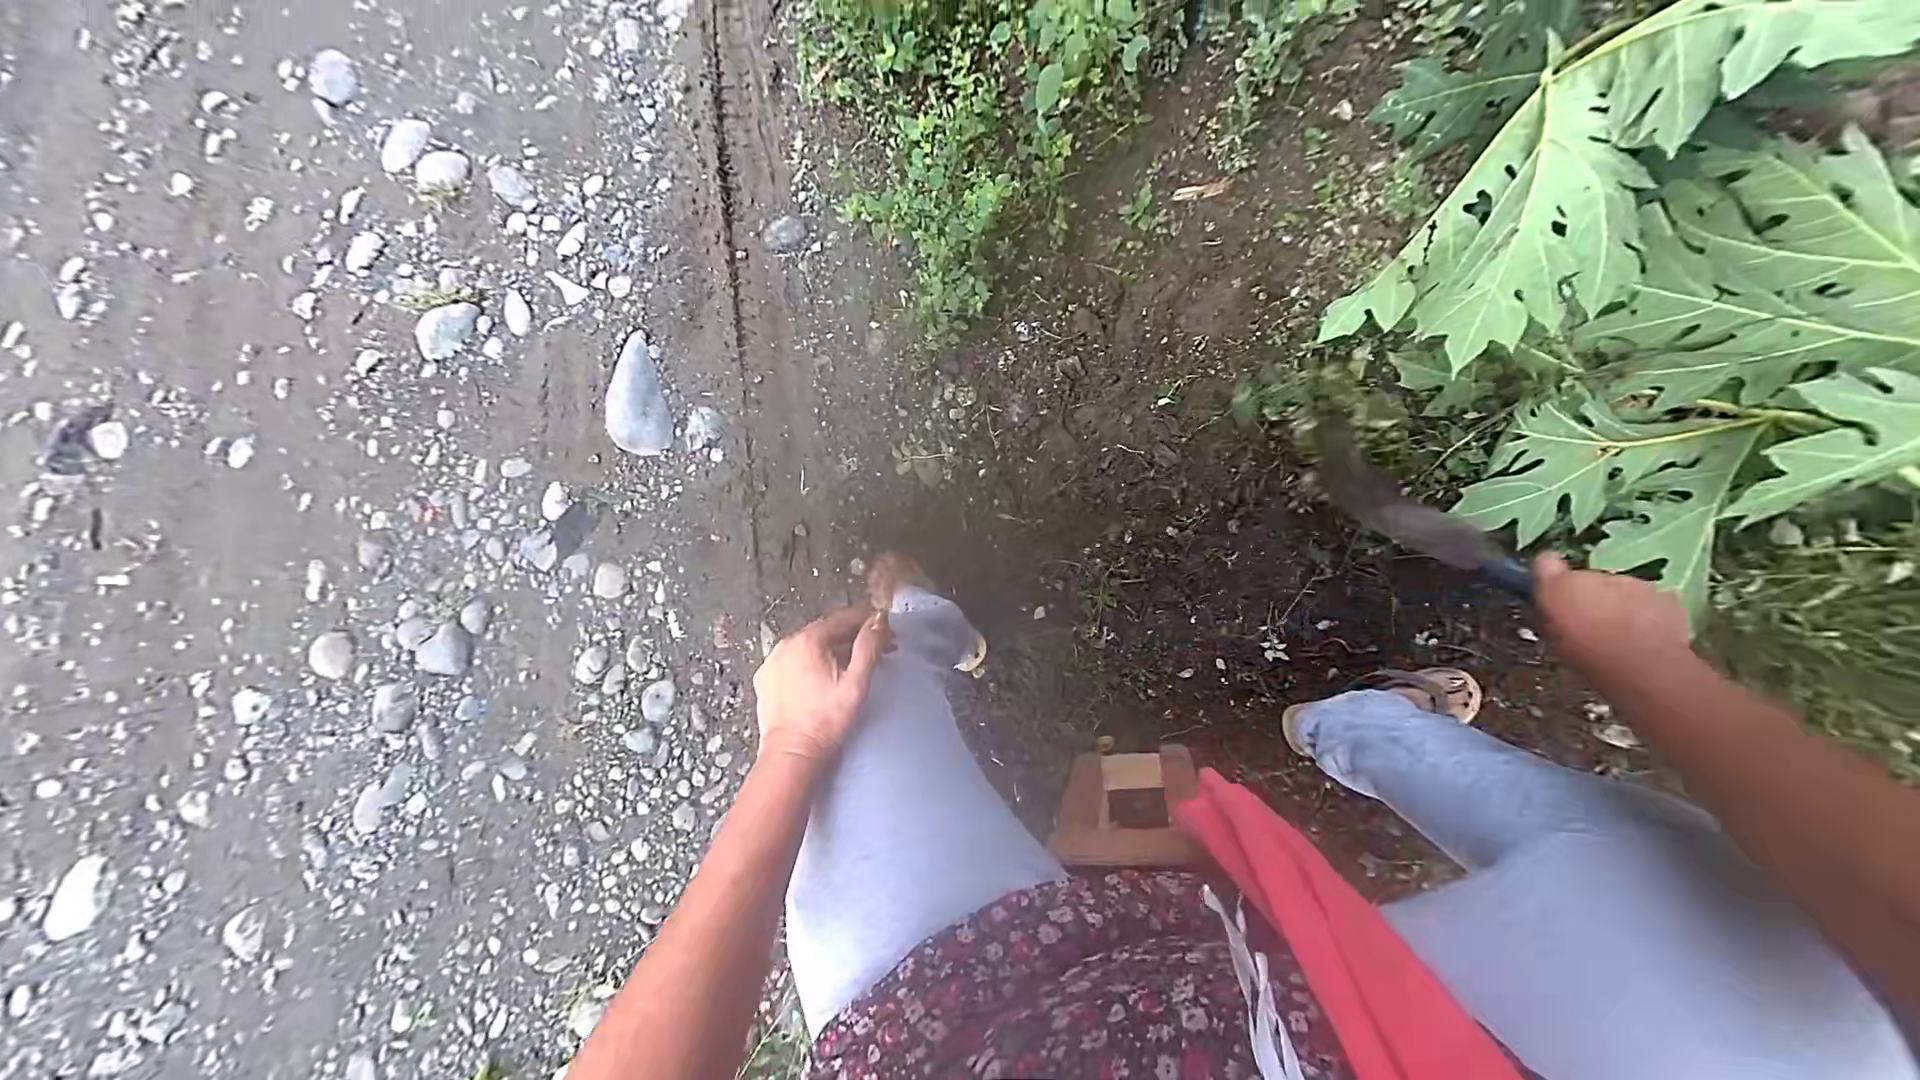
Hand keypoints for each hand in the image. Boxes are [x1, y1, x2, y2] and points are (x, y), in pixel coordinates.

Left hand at [752, 606, 890, 763]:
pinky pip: (794, 661)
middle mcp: (787, 645)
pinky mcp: (767, 679)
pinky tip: (823, 678)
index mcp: (809, 640)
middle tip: (874, 648)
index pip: (844, 617)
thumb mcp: (856, 682)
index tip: (882, 627)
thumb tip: (878, 621)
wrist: (792, 753)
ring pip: (810, 644)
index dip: (868, 621)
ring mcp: (774, 661)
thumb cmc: (824, 722)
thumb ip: (869, 646)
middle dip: (853, 636)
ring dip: (832, 649)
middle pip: (827, 629)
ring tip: (852, 666)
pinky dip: (810, 663)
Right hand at [1533, 553, 1691, 676]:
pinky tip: (1646, 631)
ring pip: (1620, 588)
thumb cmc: (1582, 650)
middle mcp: (1594, 575)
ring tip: (1621, 628)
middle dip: (1588, 594)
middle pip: (1587, 579)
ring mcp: (1633, 583)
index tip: (1550, 583)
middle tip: (1589, 619)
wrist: (1639, 662)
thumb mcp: (1550, 633)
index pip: (1545, 561)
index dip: (1549, 571)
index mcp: (1558, 584)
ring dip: (1618, 602)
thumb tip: (1548, 605)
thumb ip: (1548, 611)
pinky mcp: (1664, 595)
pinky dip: (1647, 610)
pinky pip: (1651, 599)